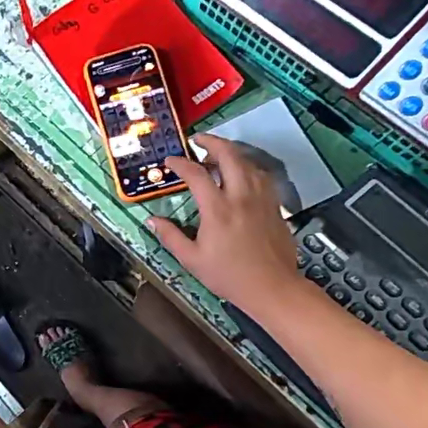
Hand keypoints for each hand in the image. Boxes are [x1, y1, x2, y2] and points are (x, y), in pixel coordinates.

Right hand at [147, 134, 306, 313]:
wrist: (272, 287)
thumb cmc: (229, 276)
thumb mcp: (192, 259)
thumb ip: (171, 236)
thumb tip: (153, 220)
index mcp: (217, 208)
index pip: (196, 174)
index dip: (180, 163)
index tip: (171, 161)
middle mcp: (241, 196)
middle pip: (229, 155)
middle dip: (212, 142)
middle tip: (198, 141)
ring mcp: (261, 198)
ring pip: (248, 162)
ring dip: (231, 153)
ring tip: (218, 155)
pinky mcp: (274, 205)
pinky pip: (261, 176)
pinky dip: (247, 168)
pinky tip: (241, 175)